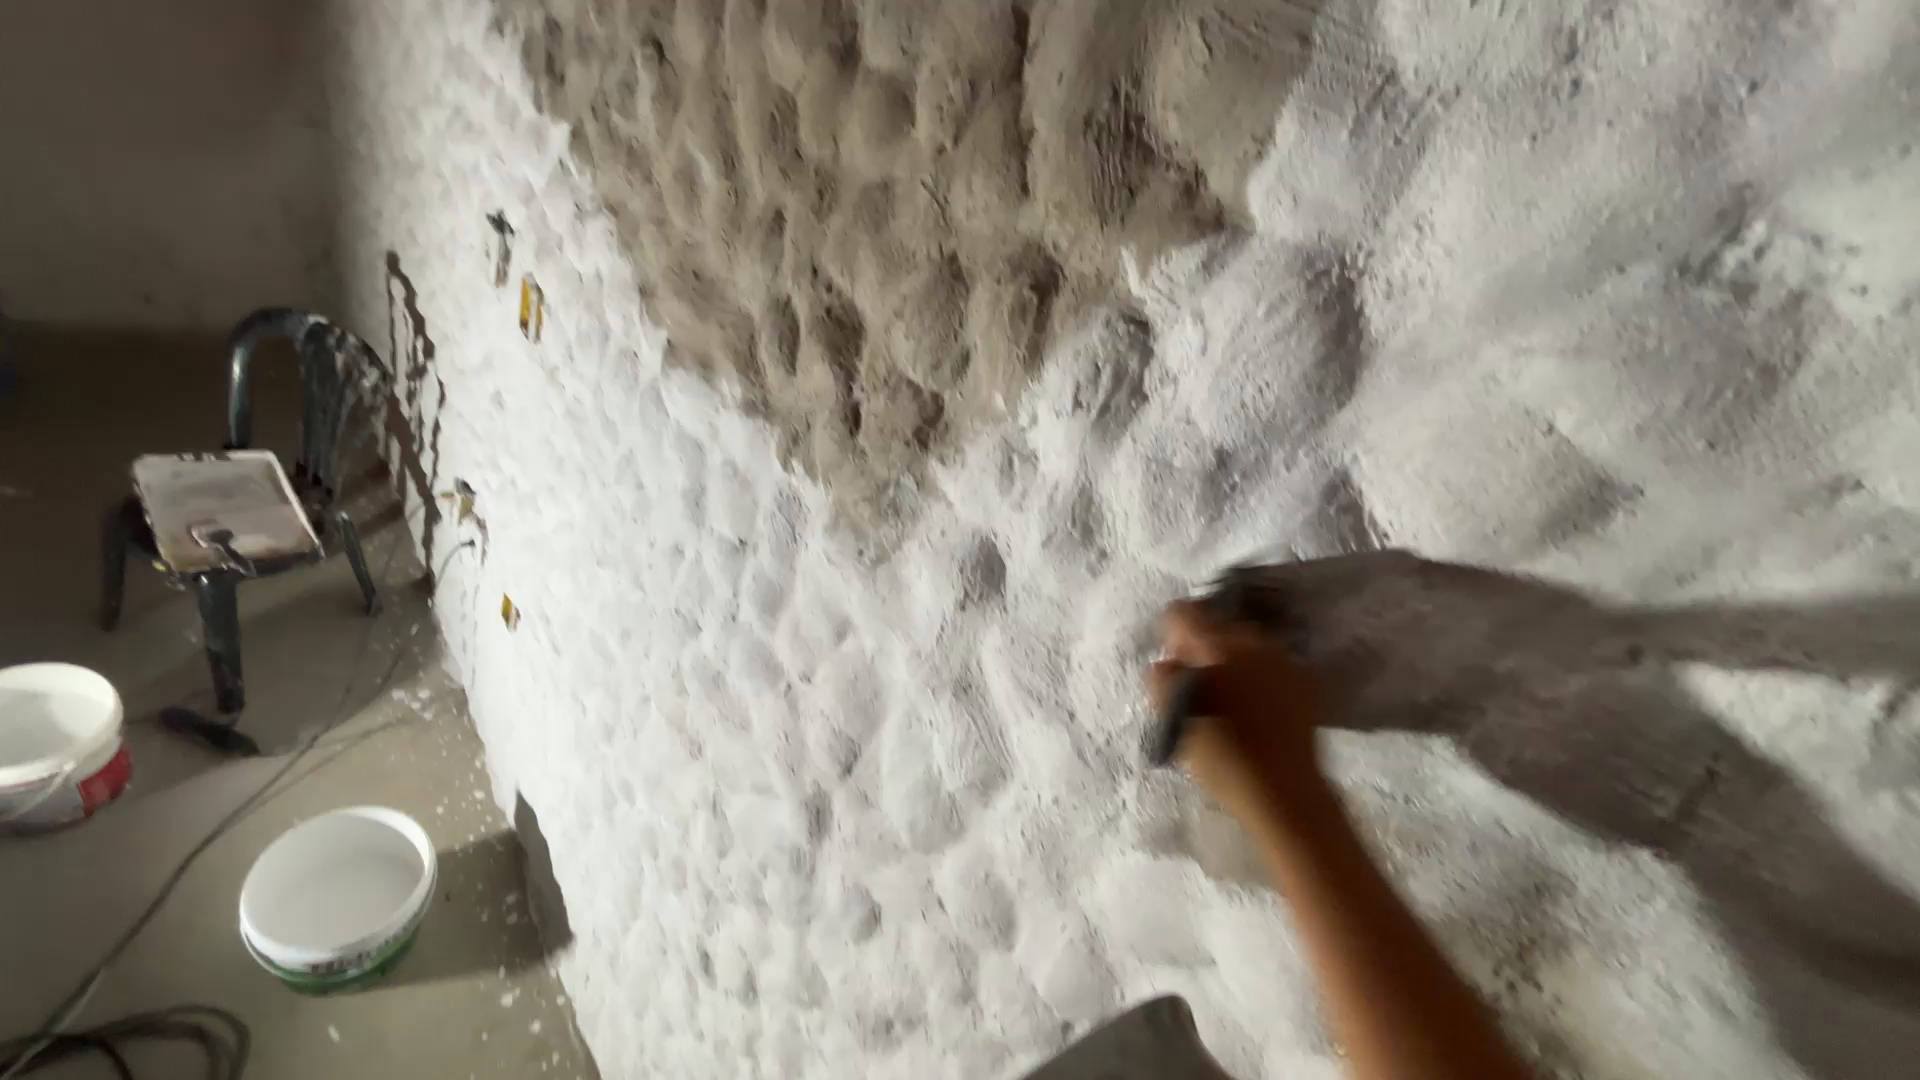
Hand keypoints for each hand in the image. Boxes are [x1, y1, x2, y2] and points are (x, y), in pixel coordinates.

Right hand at [1146, 599, 1325, 803]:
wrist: (1285, 792)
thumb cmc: (1221, 756)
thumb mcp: (1174, 720)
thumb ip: (1161, 681)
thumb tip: (1166, 665)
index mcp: (1215, 645)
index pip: (1182, 612)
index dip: (1170, 633)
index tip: (1172, 661)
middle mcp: (1252, 641)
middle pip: (1217, 626)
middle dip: (1204, 647)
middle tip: (1198, 683)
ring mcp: (1283, 660)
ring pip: (1247, 644)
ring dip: (1233, 660)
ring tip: (1229, 697)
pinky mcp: (1305, 682)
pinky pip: (1272, 665)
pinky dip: (1259, 676)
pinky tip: (1257, 708)